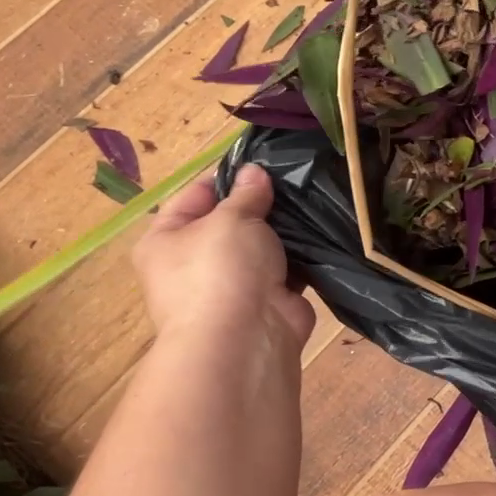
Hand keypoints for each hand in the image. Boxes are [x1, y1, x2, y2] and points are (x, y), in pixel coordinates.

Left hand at [132, 164, 314, 350]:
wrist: (244, 334)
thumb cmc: (219, 269)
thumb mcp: (230, 219)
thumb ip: (246, 193)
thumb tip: (254, 171)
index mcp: (167, 238)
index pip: (196, 194)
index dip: (229, 176)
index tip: (268, 162)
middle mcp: (195, 259)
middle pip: (233, 219)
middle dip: (265, 203)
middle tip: (302, 180)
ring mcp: (233, 279)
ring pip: (265, 243)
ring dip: (288, 228)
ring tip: (321, 200)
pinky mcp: (270, 294)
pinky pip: (289, 265)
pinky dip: (305, 253)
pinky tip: (328, 232)